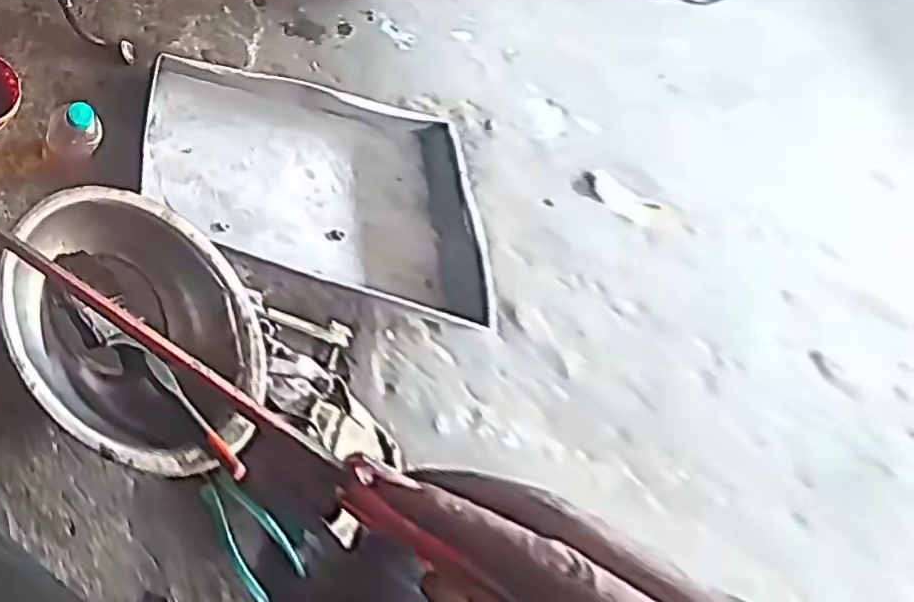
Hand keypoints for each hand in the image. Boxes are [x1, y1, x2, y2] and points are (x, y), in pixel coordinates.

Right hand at [349, 463, 729, 601]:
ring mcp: (695, 594)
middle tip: (376, 478)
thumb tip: (440, 577)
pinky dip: (525, 533)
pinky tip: (483, 536)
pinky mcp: (688, 594)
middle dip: (453, 493)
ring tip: (417, 501)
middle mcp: (690, 598)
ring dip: (482, 509)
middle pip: (552, 516)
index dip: (445, 514)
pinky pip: (592, 543)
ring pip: (571, 522)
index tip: (373, 484)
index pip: (540, 552)